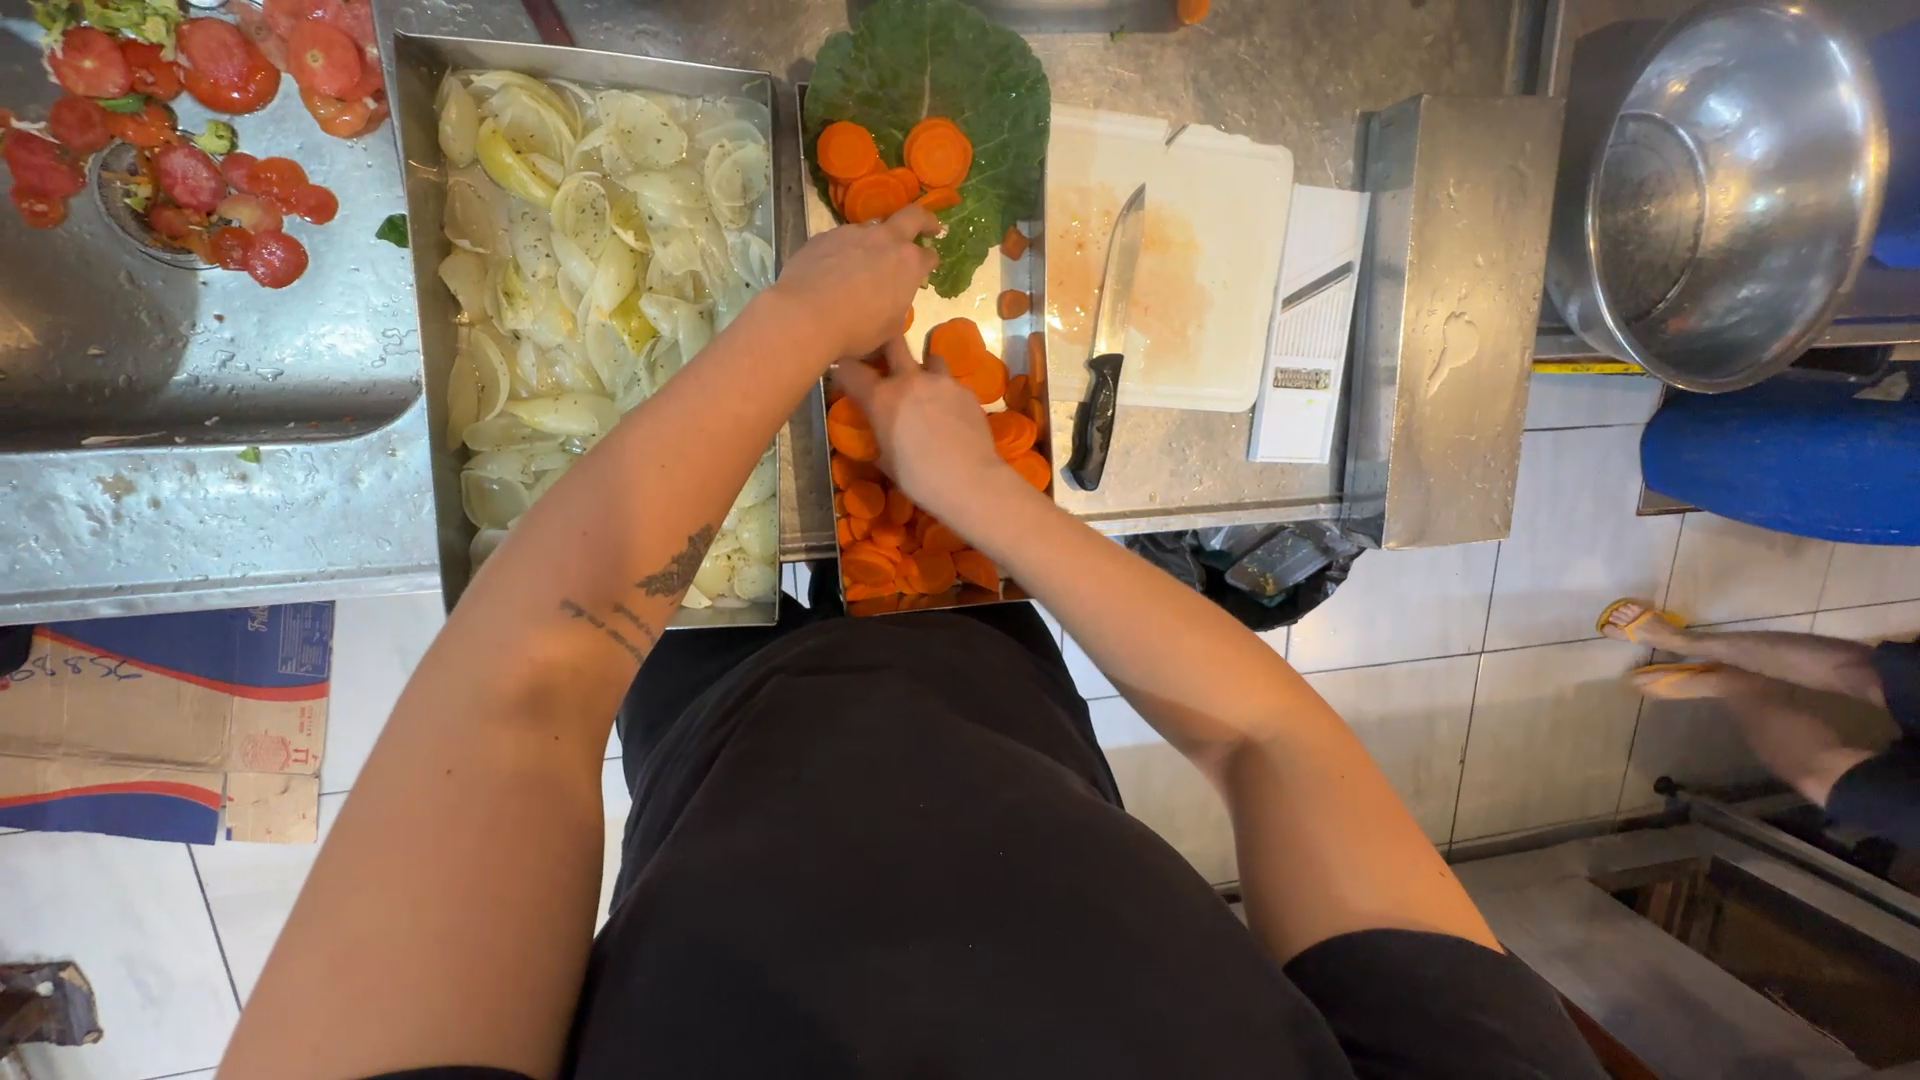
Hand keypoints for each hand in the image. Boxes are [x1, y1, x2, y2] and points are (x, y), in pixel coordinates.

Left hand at [769, 204, 940, 362]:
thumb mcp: (890, 327)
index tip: (930, 265)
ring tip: (868, 259)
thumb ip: (898, 306)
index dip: (931, 261)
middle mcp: (885, 239)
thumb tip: (893, 298)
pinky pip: (842, 239)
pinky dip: (846, 250)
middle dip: (924, 220)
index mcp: (908, 264)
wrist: (806, 315)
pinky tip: (836, 268)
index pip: (928, 256)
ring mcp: (853, 233)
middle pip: (912, 216)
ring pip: (872, 228)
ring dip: (876, 240)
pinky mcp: (825, 236)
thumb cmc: (857, 329)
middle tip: (929, 226)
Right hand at [834, 338, 1016, 520]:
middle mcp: (909, 379)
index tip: (846, 377)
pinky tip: (950, 413)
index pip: (850, 368)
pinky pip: (951, 383)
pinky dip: (946, 393)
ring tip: (926, 390)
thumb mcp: (886, 461)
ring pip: (929, 358)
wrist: (969, 480)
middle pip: (893, 342)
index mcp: (881, 397)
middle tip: (886, 362)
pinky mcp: (966, 390)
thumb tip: (879, 433)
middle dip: (886, 346)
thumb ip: (878, 436)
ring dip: (924, 369)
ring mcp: (941, 381)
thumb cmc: (919, 478)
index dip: (844, 370)